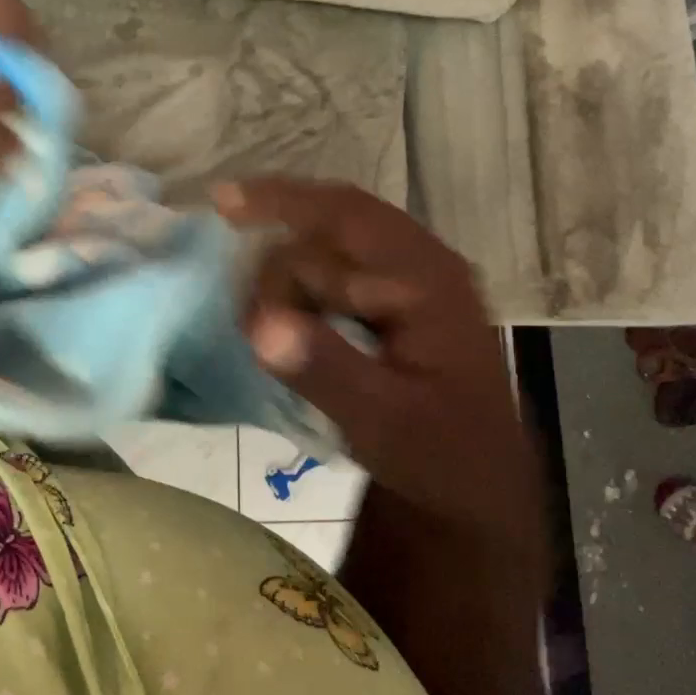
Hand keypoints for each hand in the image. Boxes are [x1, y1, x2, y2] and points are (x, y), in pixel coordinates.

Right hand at [216, 179, 541, 545]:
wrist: (475, 493)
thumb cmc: (439, 457)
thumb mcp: (383, 421)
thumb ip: (325, 370)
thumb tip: (262, 325)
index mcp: (427, 279)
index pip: (345, 215)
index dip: (281, 201)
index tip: (220, 203)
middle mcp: (417, 265)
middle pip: (323, 232)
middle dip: (277, 273)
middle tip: (251, 331)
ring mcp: (403, 282)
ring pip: (318, 254)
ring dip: (282, 288)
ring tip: (269, 340)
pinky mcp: (387, 303)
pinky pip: (325, 276)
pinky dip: (293, 293)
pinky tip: (282, 328)